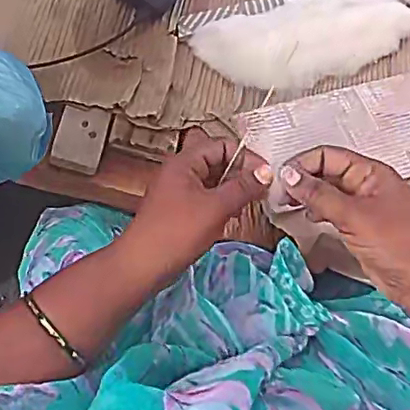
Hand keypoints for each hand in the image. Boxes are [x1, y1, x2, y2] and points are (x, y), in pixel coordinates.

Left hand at [116, 134, 269, 278]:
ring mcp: (178, 191)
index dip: (245, 156)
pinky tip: (231, 217)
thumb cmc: (177, 231)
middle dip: (240, 174)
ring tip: (248, 205)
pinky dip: (221, 204)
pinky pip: (205, 198)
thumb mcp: (215, 207)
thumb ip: (242, 187)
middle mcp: (179, 171)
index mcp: (184, 162)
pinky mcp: (179, 210)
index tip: (266, 175)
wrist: (143, 264)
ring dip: (232, 190)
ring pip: (213, 182)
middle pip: (217, 162)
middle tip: (261, 191)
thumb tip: (266, 172)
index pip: (221, 145)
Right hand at [278, 147, 409, 303]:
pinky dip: (316, 212)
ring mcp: (364, 207)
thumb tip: (291, 176)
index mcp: (371, 172)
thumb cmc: (403, 246)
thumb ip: (318, 194)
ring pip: (327, 192)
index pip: (328, 156)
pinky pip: (332, 211)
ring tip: (288, 205)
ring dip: (307, 196)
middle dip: (301, 180)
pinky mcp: (361, 228)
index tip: (281, 180)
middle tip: (280, 194)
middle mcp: (367, 186)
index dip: (302, 164)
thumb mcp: (353, 215)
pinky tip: (308, 218)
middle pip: (326, 172)